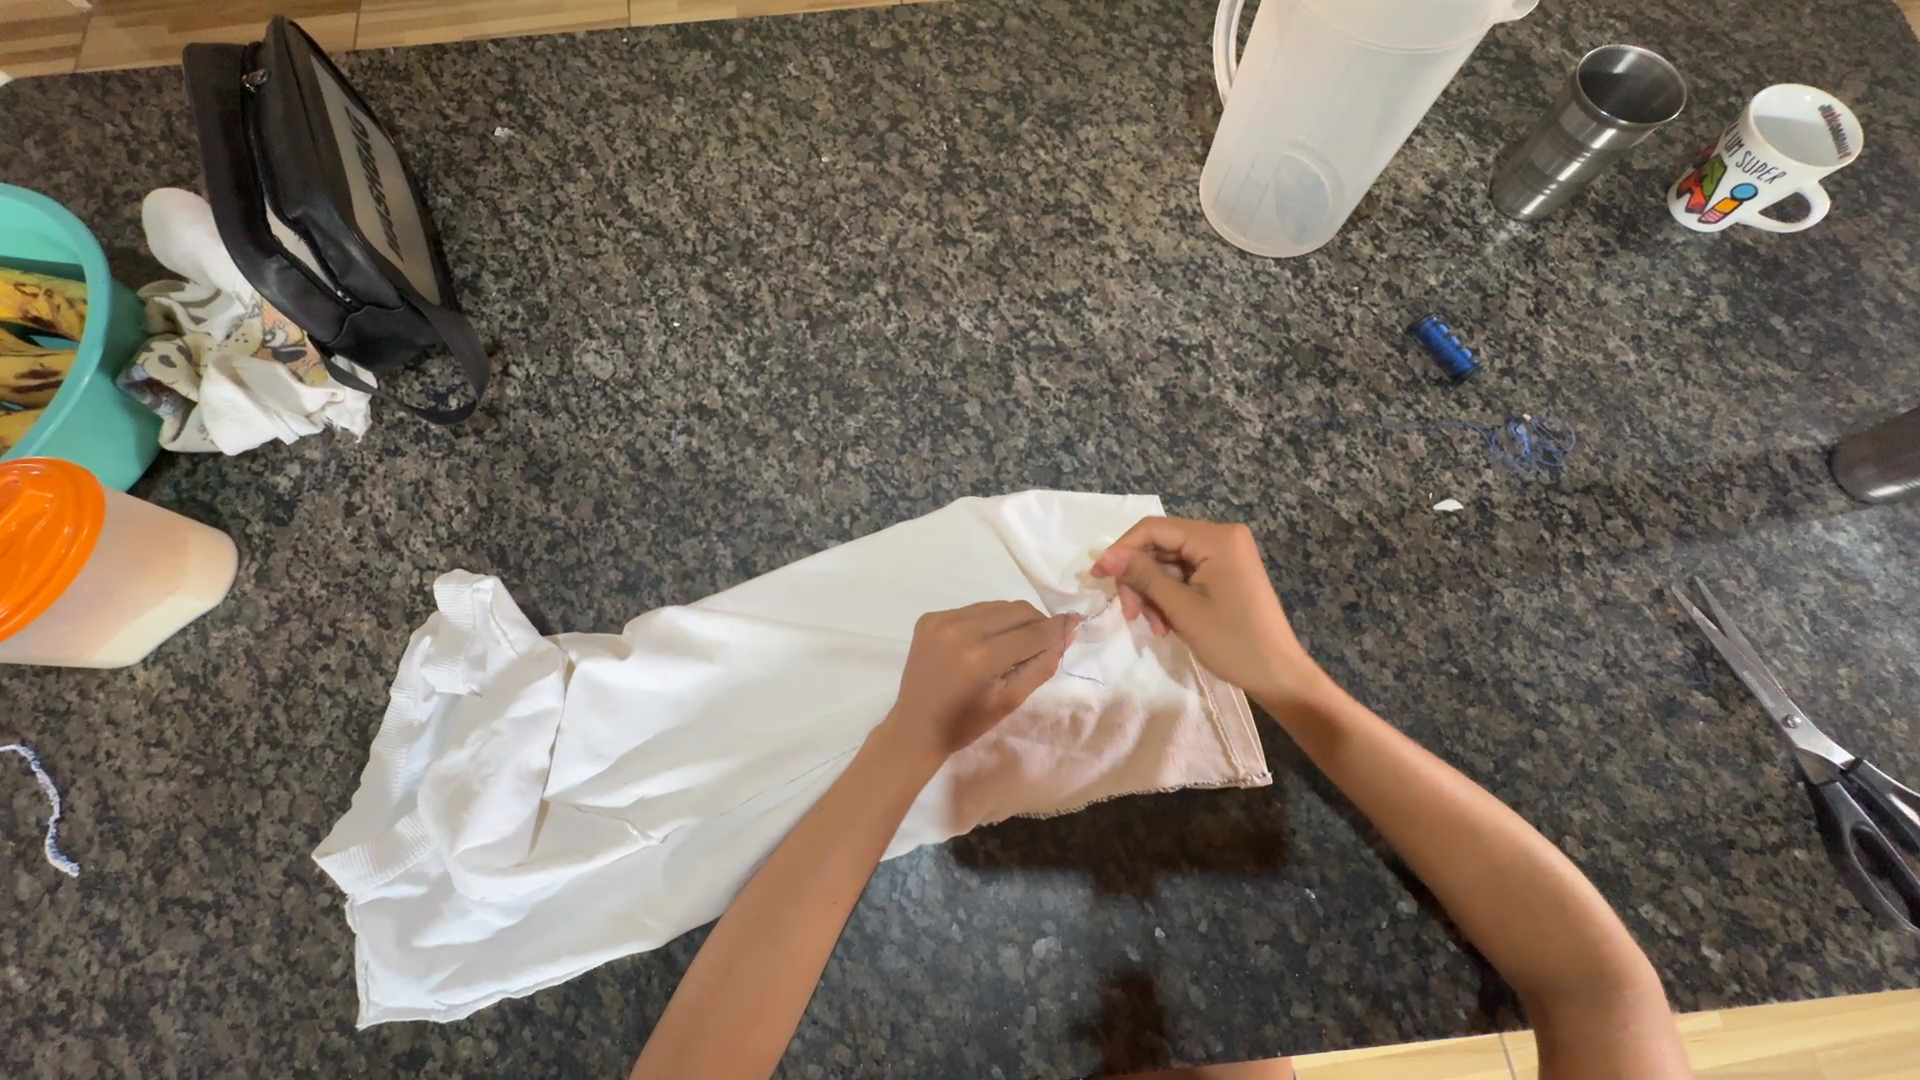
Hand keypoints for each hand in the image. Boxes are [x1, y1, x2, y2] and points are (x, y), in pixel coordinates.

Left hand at [882, 601, 1079, 762]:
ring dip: (1012, 620)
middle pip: (1016, 610)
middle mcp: (959, 629)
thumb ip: (1042, 664)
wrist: (915, 727)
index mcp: (980, 657)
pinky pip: (973, 610)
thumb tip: (1068, 631)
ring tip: (1013, 643)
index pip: (1031, 632)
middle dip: (1036, 622)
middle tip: (1044, 640)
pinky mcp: (930, 618)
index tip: (1076, 621)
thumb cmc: (967, 723)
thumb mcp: (1011, 699)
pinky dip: (987, 621)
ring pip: (996, 606)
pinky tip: (984, 642)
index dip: (1057, 627)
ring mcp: (941, 620)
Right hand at [1090, 516, 1326, 705]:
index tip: (1098, 579)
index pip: (1153, 529)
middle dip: (1140, 580)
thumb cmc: (1232, 641)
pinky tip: (1166, 625)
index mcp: (1216, 537)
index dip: (1121, 551)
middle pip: (1159, 547)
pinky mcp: (1223, 573)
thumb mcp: (1181, 608)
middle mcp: (1221, 537)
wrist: (1277, 674)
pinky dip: (1168, 599)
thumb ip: (1142, 576)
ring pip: (1166, 565)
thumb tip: (1103, 557)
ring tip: (1154, 627)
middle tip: (1131, 614)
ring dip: (1152, 595)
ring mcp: (1223, 556)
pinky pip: (1182, 577)